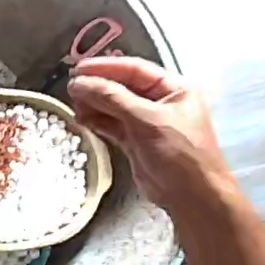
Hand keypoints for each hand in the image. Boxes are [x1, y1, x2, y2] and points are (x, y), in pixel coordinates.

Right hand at [67, 56, 229, 209]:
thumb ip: (112, 99)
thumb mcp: (147, 120)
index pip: (134, 70)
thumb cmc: (180, 153)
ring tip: (74, 105)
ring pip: (114, 107)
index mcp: (174, 88)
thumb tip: (79, 83)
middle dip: (97, 87)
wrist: (193, 196)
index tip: (78, 69)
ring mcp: (147, 123)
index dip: (105, 67)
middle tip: (71, 88)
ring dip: (94, 105)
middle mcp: (160, 102)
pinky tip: (82, 119)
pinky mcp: (136, 142)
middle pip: (122, 87)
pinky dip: (97, 122)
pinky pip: (112, 125)